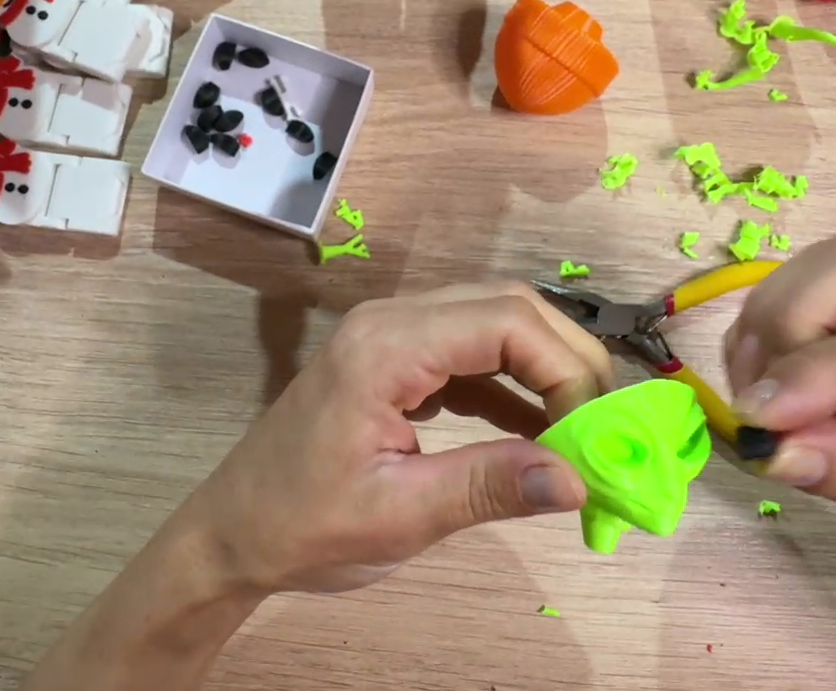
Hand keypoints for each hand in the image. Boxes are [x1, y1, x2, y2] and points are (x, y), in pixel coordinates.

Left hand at [177, 282, 613, 593]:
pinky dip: (512, 383)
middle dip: (565, 360)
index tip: (594, 436)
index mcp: (386, 345)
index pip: (504, 321)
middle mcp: (393, 319)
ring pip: (494, 321)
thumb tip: (579, 478)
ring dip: (544, 367)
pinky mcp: (398, 359)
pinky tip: (538, 427)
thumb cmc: (302, 525)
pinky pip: (471, 352)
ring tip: (582, 428)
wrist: (233, 530)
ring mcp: (394, 334)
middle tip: (602, 427)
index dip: (564, 369)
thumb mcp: (398, 515)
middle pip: (506, 307)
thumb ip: (489, 487)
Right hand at [721, 235, 835, 647]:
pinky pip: (803, 293)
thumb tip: (769, 445)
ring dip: (770, 326)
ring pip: (822, 271)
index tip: (755, 416)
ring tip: (759, 400)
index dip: (820, 371)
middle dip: (791, 323)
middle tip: (760, 399)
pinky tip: (766, 388)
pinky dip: (765, 334)